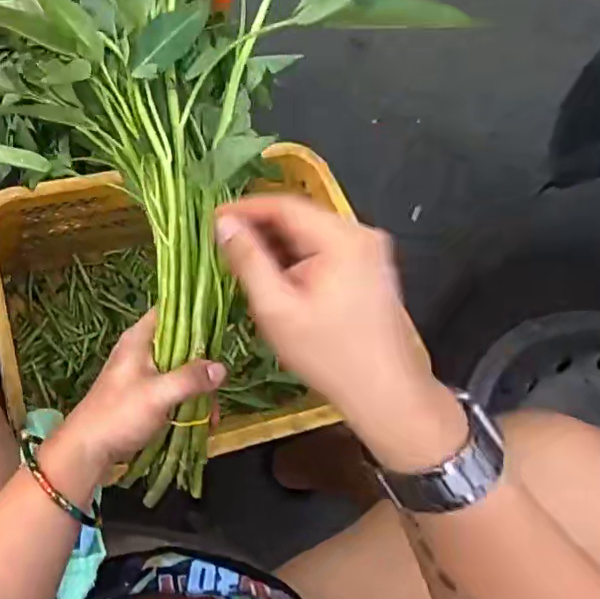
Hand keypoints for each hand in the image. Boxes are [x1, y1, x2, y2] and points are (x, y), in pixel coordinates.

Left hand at [39, 311, 225, 498]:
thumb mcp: (158, 394)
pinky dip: (188, 401)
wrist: (89, 448)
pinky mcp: (145, 393)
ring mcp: (142, 372)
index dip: (194, 314)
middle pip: (180, 342)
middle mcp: (141, 349)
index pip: (169, 311)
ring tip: (213, 416)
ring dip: (198, 389)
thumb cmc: (119, 414)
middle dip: (203, 364)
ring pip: (180, 369)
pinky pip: (174, 389)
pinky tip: (203, 423)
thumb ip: (190, 378)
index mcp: (139, 338)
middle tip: (218, 386)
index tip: (219, 327)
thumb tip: (221, 367)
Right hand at [214, 195, 465, 471]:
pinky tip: (271, 273)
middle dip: (257, 226)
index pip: (283, 205)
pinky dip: (292, 254)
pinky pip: (320, 246)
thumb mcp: (276, 308)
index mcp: (341, 239)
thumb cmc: (329, 355)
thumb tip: (224, 225)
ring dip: (273, 241)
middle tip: (222, 242)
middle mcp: (359, 234)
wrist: (386, 393)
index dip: (243, 208)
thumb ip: (248, 260)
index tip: (212, 219)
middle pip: (296, 215)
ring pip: (307, 231)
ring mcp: (366, 249)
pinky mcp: (366, 265)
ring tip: (240, 258)